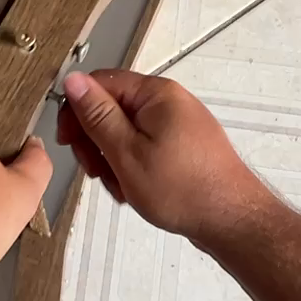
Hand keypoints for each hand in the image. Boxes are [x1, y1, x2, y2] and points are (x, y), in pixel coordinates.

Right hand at [57, 69, 273, 244]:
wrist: (232, 221)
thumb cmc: (181, 189)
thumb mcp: (126, 152)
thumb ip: (97, 115)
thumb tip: (72, 79)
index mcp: (155, 94)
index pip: (99, 83)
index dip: (76, 110)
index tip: (68, 142)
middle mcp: (168, 102)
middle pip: (111, 108)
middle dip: (95, 141)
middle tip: (97, 172)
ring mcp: (177, 125)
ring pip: (125, 133)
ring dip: (112, 160)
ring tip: (121, 188)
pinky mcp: (181, 147)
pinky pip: (144, 148)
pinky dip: (132, 168)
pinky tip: (135, 191)